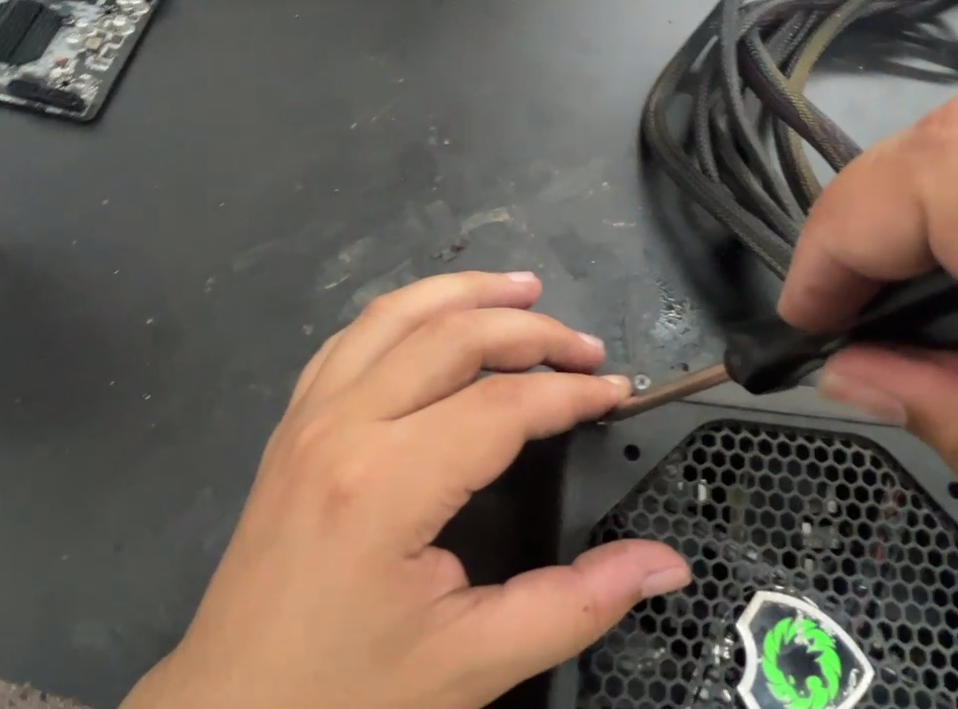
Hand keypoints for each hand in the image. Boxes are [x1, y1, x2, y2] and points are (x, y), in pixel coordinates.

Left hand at [123, 271, 690, 708]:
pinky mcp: (292, 423)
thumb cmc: (348, 691)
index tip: (616, 394)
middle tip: (587, 347)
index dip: (570, 393)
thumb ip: (576, 604)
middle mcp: (342, 426)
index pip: (502, 405)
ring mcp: (308, 416)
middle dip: (532, 331)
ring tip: (523, 288)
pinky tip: (436, 319)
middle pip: (451, 338)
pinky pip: (350, 339)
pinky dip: (404, 314)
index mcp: (386, 483)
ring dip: (463, 292)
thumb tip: (664, 563)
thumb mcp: (472, 662)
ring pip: (393, 316)